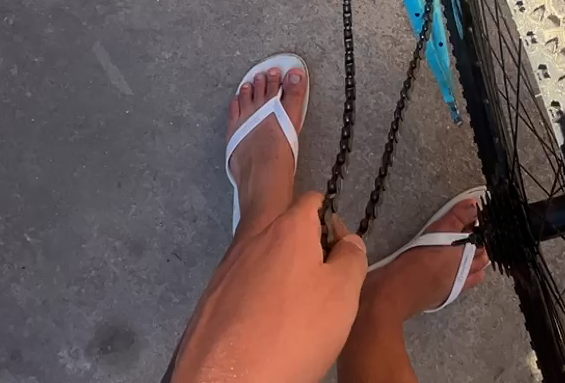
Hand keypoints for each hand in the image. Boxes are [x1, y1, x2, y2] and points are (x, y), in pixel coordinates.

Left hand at [170, 192, 368, 382]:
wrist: (227, 381)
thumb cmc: (294, 330)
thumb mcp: (343, 294)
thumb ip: (352, 258)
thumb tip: (349, 242)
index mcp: (288, 228)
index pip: (313, 200)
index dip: (333, 222)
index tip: (340, 255)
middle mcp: (254, 239)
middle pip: (290, 234)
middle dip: (309, 255)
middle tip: (324, 292)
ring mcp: (228, 269)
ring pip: (267, 263)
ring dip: (284, 280)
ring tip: (296, 318)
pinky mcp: (212, 300)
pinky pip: (245, 289)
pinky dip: (259, 302)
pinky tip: (266, 332)